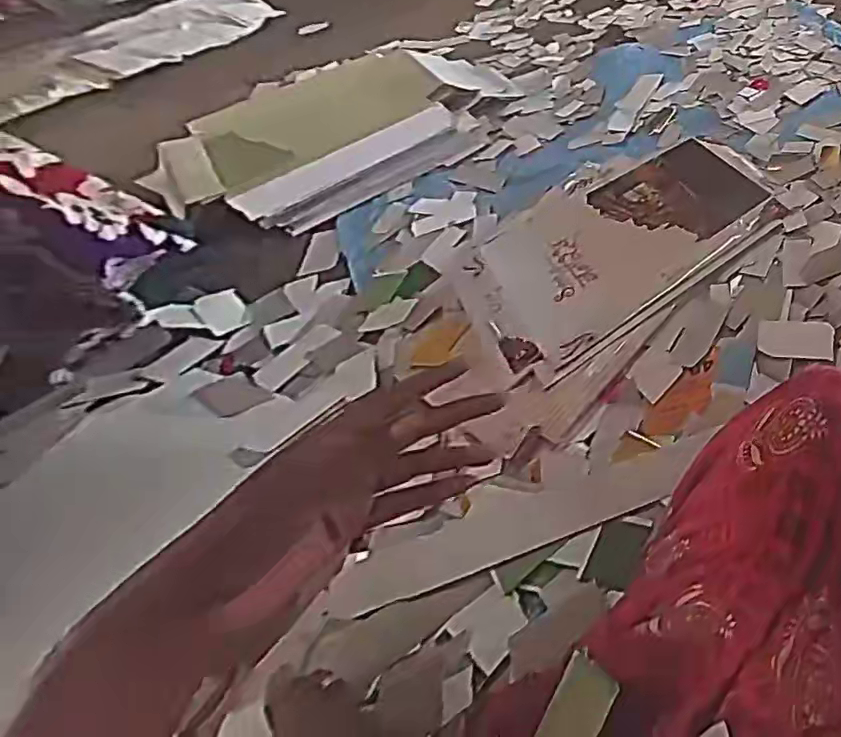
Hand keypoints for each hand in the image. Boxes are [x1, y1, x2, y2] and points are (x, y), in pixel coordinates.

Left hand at [199, 361, 506, 637]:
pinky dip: (433, 493)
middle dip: (453, 415)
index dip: (428, 381)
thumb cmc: (265, 528)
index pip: (389, 400)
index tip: (466, 366)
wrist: (212, 606)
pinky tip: (461, 488)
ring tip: (491, 454)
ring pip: (411, 467)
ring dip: (452, 458)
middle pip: (408, 431)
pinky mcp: (349, 528)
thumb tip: (420, 415)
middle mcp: (342, 461)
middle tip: (497, 403)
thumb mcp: (324, 474)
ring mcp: (346, 496)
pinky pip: (401, 502)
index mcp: (332, 440)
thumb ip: (374, 444)